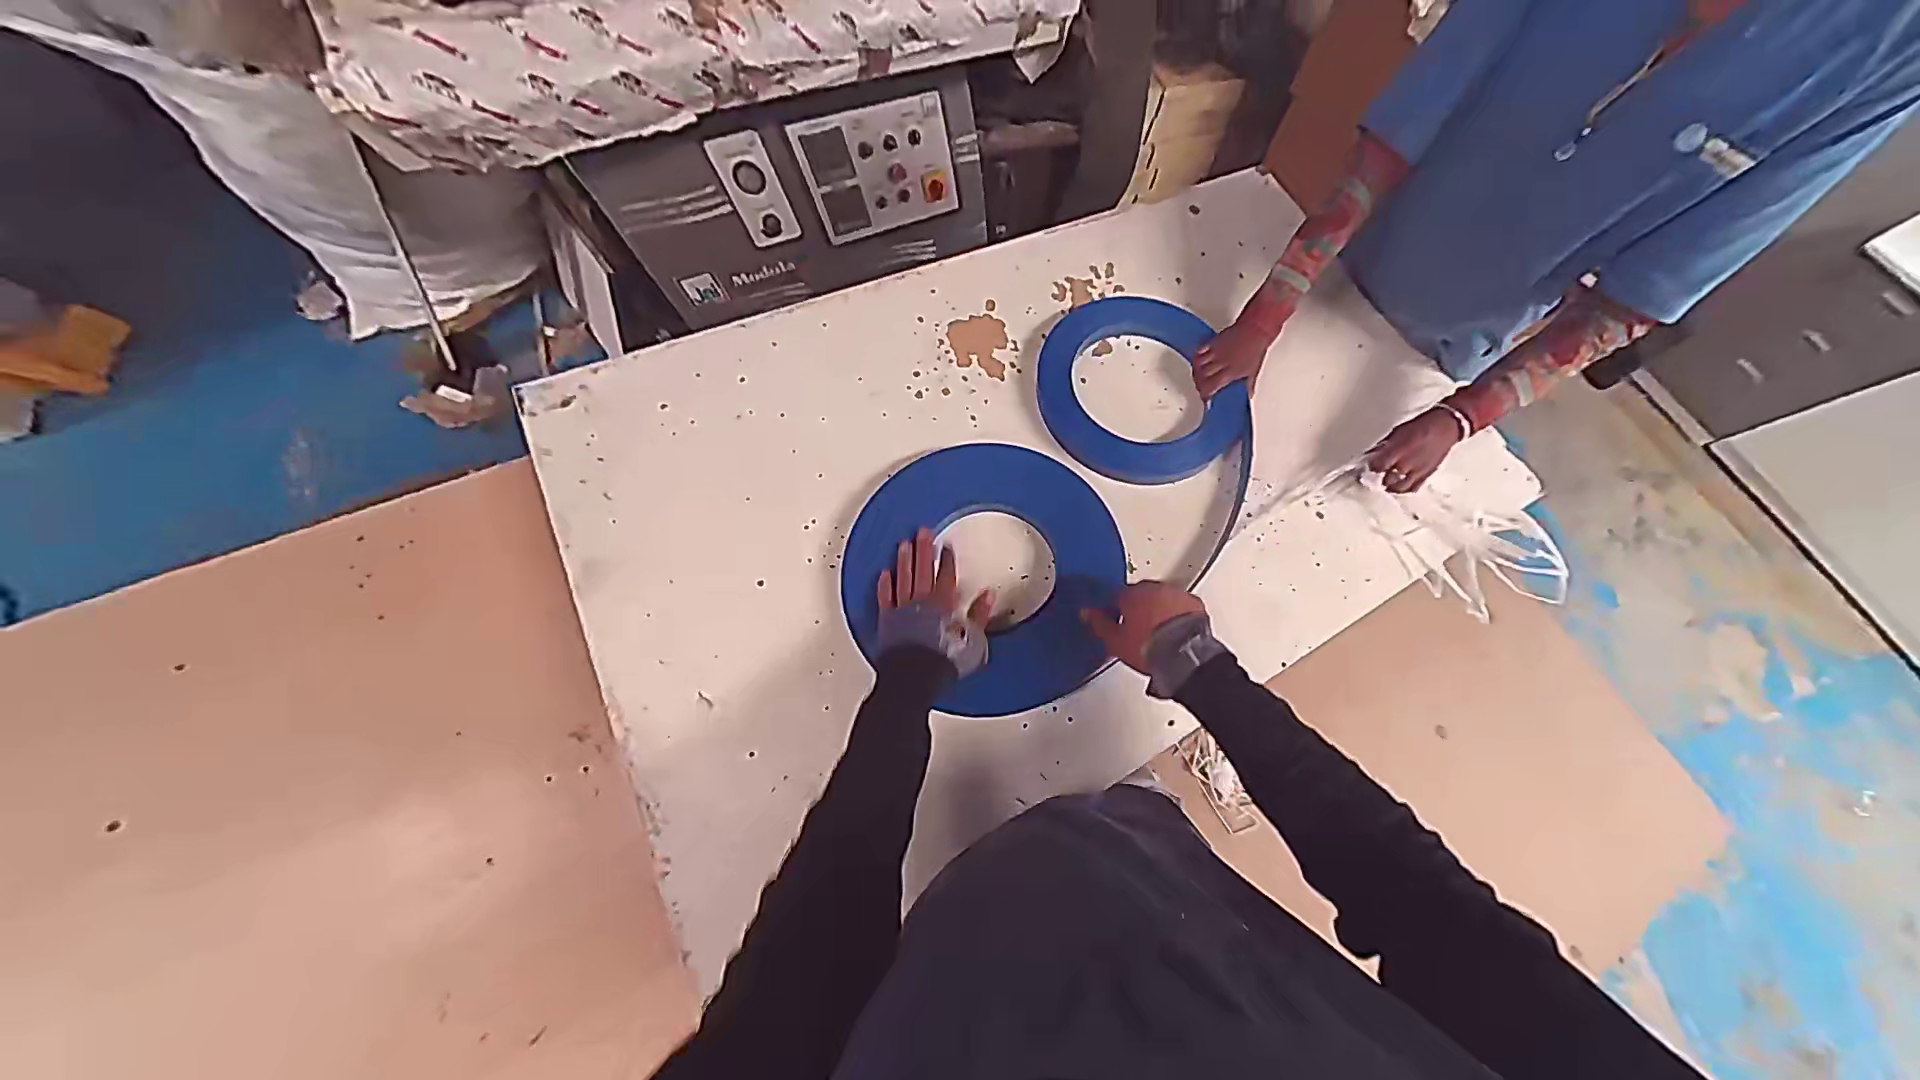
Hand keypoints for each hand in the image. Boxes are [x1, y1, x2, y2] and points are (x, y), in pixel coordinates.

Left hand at [877, 527, 994, 675]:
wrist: (914, 676)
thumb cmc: (943, 660)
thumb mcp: (973, 640)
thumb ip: (979, 615)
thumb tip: (987, 597)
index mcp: (944, 604)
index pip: (946, 575)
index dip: (947, 559)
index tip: (946, 546)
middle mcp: (922, 602)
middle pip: (923, 570)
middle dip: (924, 549)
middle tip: (923, 532)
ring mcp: (903, 610)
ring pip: (904, 578)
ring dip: (904, 560)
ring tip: (904, 544)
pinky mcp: (888, 621)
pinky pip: (885, 598)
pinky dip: (885, 585)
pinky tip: (884, 573)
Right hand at [1079, 581, 1205, 675]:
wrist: (1184, 656)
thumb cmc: (1150, 647)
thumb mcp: (1115, 641)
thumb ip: (1099, 624)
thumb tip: (1087, 613)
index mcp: (1131, 594)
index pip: (1117, 596)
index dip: (1115, 611)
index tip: (1116, 623)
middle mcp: (1154, 589)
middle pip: (1141, 595)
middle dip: (1139, 609)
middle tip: (1137, 630)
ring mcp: (1176, 595)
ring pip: (1162, 599)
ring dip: (1159, 610)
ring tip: (1157, 634)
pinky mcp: (1194, 605)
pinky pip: (1182, 607)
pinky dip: (1178, 615)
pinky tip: (1175, 632)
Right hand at [1191, 318, 1278, 399]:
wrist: (1257, 330)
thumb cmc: (1256, 349)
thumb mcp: (1253, 371)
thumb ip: (1248, 386)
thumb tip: (1247, 396)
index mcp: (1231, 372)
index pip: (1211, 387)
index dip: (1205, 394)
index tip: (1206, 397)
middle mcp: (1222, 362)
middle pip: (1201, 377)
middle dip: (1199, 384)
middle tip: (1201, 387)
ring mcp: (1216, 352)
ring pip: (1198, 365)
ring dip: (1196, 372)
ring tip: (1199, 375)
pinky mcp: (1213, 343)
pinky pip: (1199, 351)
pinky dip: (1196, 358)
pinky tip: (1199, 362)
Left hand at [1365, 407, 1465, 493]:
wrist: (1445, 426)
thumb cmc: (1421, 426)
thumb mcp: (1396, 433)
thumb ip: (1384, 446)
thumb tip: (1372, 454)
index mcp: (1396, 451)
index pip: (1376, 467)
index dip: (1372, 467)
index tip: (1371, 466)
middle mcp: (1406, 463)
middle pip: (1386, 479)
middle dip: (1380, 478)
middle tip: (1377, 475)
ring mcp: (1417, 471)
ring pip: (1399, 487)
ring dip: (1391, 486)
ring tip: (1387, 483)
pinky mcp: (1427, 474)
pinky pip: (1413, 488)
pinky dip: (1405, 489)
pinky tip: (1400, 486)